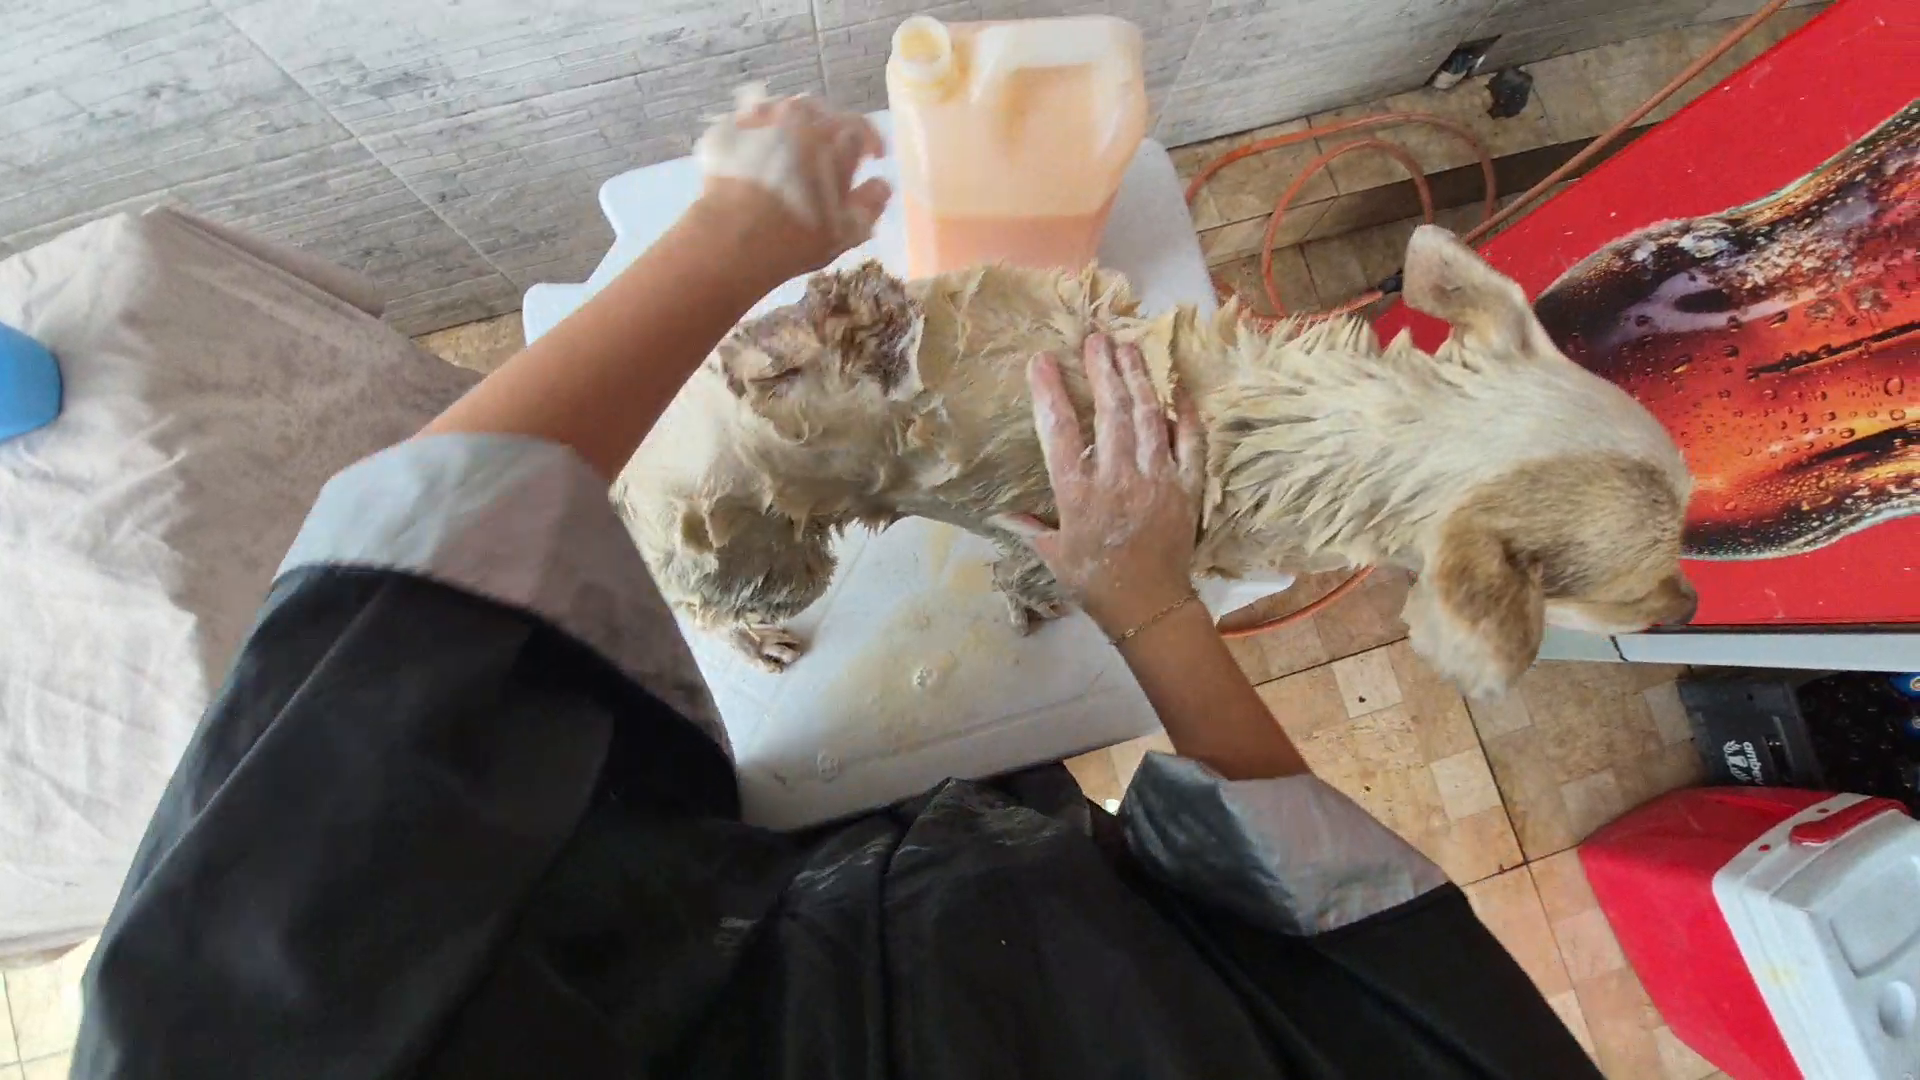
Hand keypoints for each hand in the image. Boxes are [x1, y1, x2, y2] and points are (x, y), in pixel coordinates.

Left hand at [691, 89, 890, 284]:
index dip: (871, 144)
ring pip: (785, 113)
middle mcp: (798, 116)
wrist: (732, 239)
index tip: (875, 158)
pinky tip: (761, 158)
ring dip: (796, 129)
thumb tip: (882, 185)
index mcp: (834, 138)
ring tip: (797, 154)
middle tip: (834, 158)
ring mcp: (760, 118)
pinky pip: (752, 125)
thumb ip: (871, 203)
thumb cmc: (799, 237)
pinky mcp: (727, 130)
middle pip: (823, 115)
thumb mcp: (847, 230)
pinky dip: (762, 137)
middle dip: (833, 133)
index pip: (862, 128)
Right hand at [997, 334, 1205, 638]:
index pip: (1059, 431)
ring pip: (1148, 417)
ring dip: (1138, 378)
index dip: (1049, 391)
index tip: (1043, 361)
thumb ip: (1029, 527)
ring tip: (1130, 348)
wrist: (1149, 607)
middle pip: (1109, 411)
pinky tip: (1178, 392)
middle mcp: (1116, 478)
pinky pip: (1190, 443)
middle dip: (1103, 369)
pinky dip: (1185, 416)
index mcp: (1077, 493)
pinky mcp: (1186, 487)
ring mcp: (1156, 479)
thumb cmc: (1095, 582)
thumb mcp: (1053, 555)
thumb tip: (998, 514)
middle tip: (1098, 338)